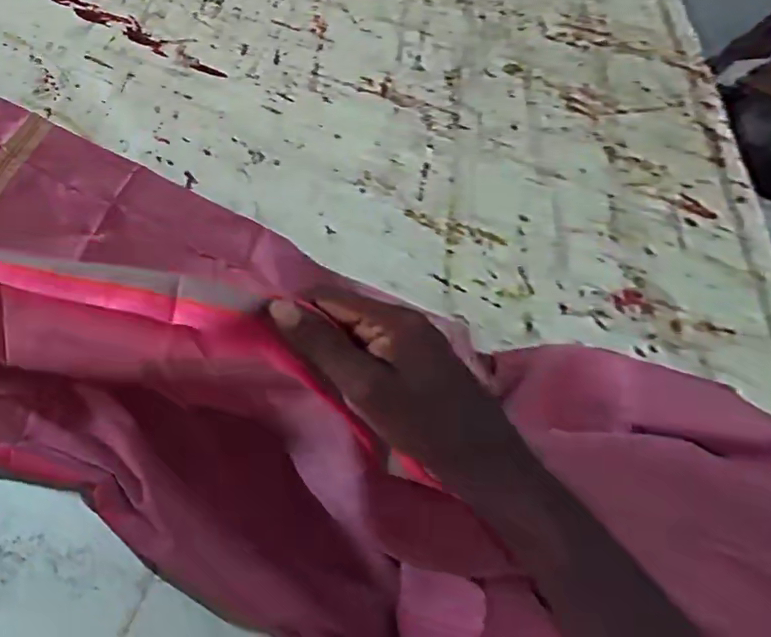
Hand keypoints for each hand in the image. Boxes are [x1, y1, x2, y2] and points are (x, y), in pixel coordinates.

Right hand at [268, 292, 529, 483]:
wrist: (495, 473)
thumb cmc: (425, 426)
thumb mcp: (363, 386)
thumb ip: (319, 343)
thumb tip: (275, 304)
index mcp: (392, 319)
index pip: (323, 297)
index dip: (297, 314)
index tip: (282, 343)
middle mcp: (405, 318)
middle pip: (338, 310)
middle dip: (315, 332)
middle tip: (307, 365)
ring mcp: (416, 338)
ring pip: (352, 329)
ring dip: (334, 347)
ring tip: (329, 377)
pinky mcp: (421, 357)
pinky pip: (371, 343)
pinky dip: (353, 357)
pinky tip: (354, 382)